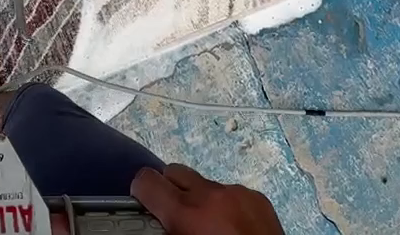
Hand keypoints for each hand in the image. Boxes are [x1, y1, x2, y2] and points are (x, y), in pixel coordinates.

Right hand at [131, 164, 285, 234]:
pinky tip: (235, 230)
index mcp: (187, 214)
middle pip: (174, 170)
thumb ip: (169, 231)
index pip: (147, 181)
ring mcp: (237, 192)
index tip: (141, 201)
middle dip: (170, 189)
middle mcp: (211, 194)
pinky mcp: (258, 197)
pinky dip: (227, 206)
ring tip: (211, 228)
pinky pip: (232, 192)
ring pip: (205, 183)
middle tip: (173, 216)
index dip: (141, 191)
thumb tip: (158, 221)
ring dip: (202, 200)